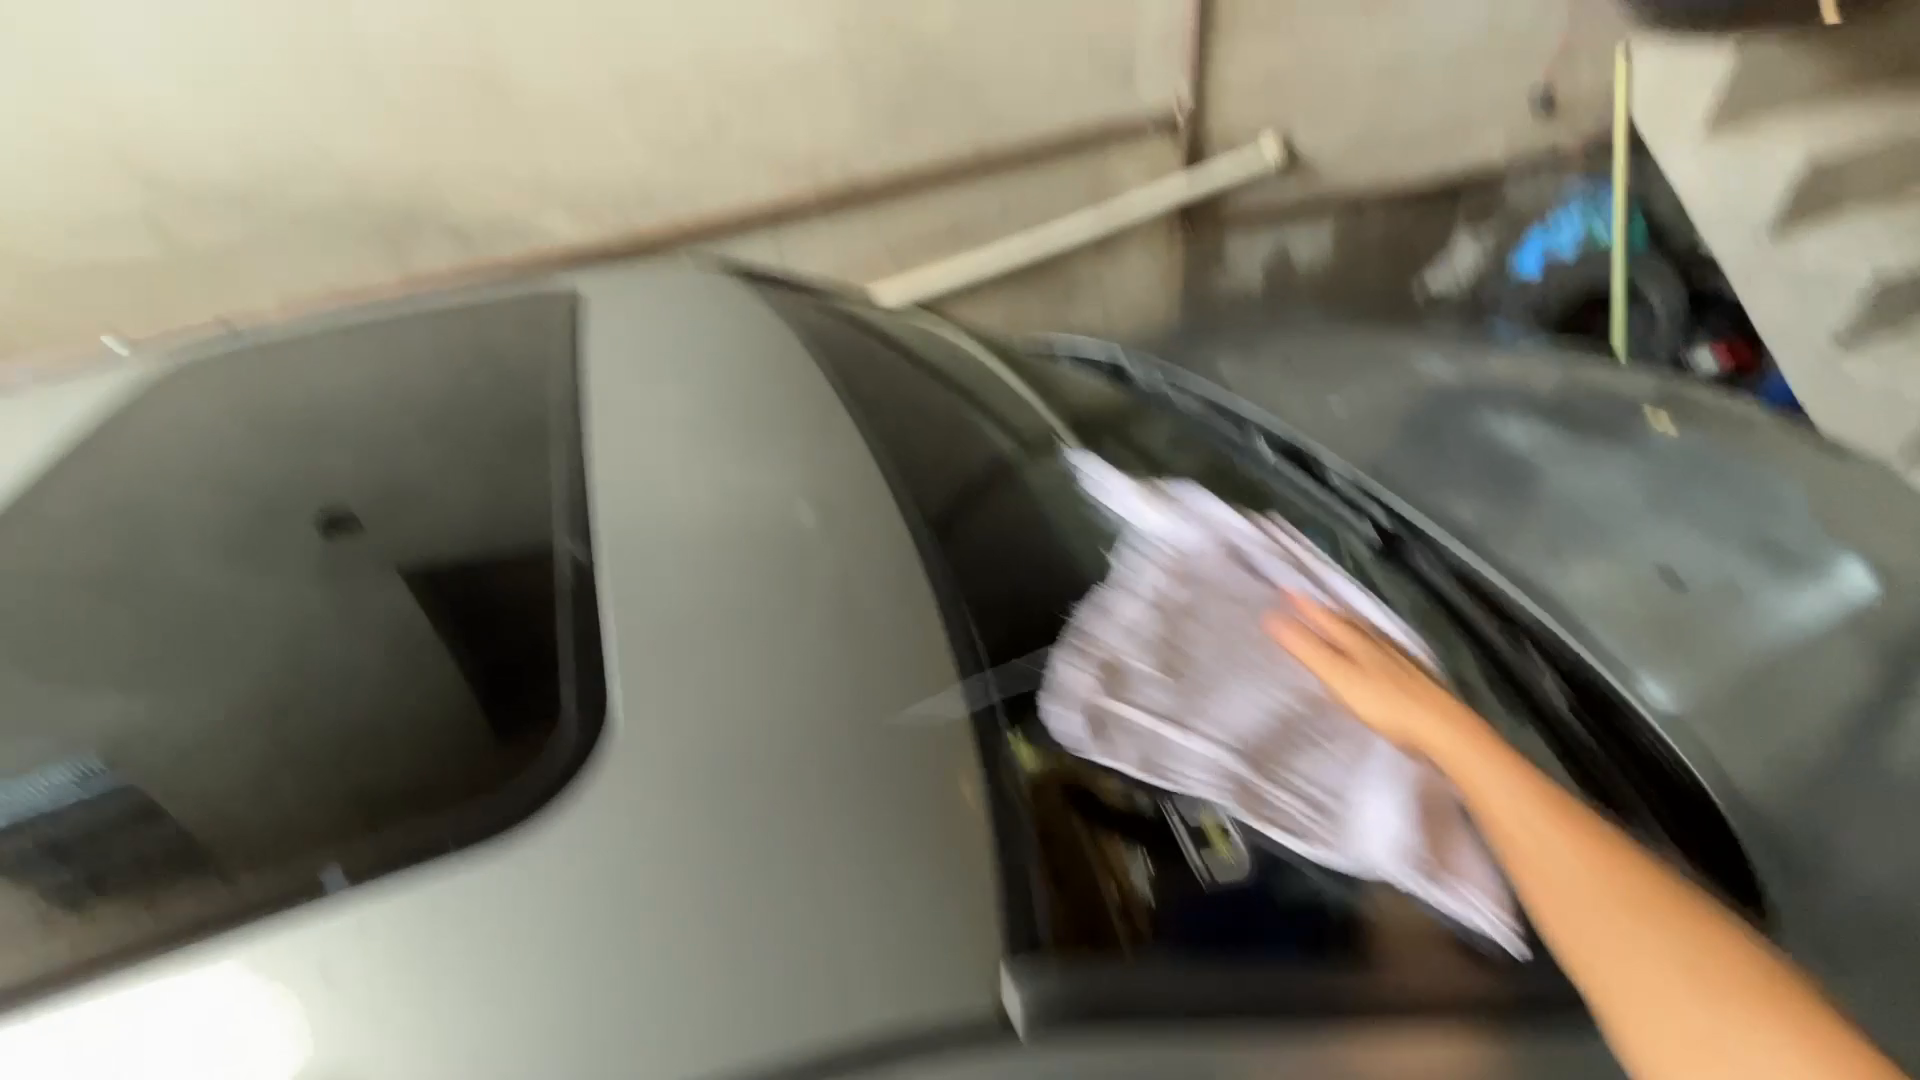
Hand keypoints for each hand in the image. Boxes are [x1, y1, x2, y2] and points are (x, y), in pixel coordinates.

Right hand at [1262, 590, 1488, 757]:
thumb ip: (1306, 648)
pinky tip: (1369, 652)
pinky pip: (1379, 649)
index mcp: (1355, 639)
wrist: (1442, 727)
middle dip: (1323, 609)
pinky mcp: (1409, 676)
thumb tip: (1270, 618)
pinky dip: (1365, 643)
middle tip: (1304, 600)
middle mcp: (1375, 642)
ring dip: (1345, 624)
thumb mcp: (1337, 675)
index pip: (1323, 616)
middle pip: (1345, 620)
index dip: (1303, 604)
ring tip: (1333, 619)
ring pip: (1364, 633)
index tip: (1283, 589)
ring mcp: (1395, 658)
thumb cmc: (1384, 702)